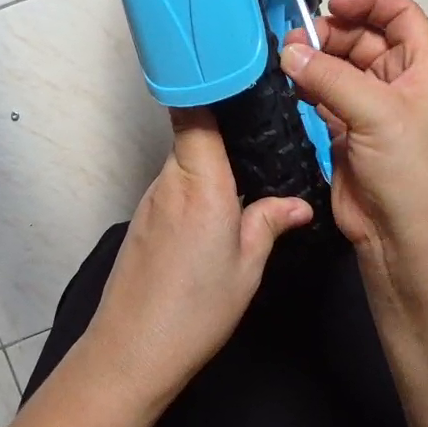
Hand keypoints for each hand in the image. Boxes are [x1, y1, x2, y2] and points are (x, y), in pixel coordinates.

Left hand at [78, 108, 312, 408]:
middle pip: (194, 132)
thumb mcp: (247, 268)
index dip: (214, 84)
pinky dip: (198, 187)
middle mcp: (170, 181)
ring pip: (185, 161)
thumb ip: (270, 224)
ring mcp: (151, 199)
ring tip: (250, 175)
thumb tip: (298, 205)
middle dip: (226, 128)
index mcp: (200, 183)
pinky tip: (219, 213)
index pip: (197, 111)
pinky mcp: (144, 219)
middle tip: (265, 131)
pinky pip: (176, 186)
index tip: (240, 73)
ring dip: (212, 162)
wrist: (130, 353)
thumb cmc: (194, 311)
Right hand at [280, 0, 427, 276]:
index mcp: (423, 69)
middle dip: (331, 35)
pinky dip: (307, 87)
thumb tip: (289, 50)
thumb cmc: (408, 172)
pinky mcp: (347, 131)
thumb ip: (330, 77)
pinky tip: (290, 86)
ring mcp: (372, 108)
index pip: (401, 15)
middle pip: (364, 39)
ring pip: (340, 67)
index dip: (370, 3)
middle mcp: (399, 83)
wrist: (402, 239)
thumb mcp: (376, 114)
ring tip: (286, 62)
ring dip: (315, 61)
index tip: (333, 5)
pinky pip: (324, 96)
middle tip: (296, 42)